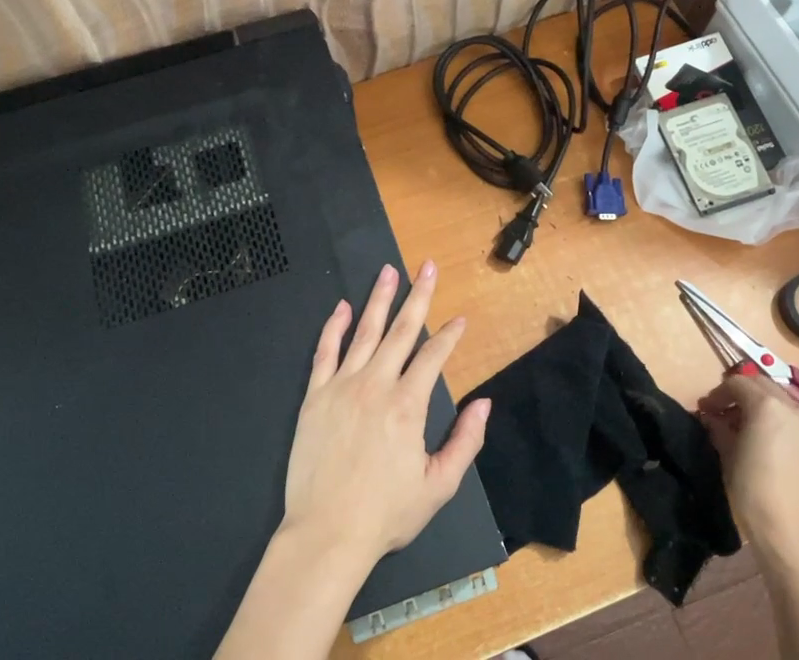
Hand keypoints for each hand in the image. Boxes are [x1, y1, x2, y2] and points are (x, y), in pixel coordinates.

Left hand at [279, 260, 491, 566]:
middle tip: (426, 266)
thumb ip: (465, 442)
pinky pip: (325, 352)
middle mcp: (376, 385)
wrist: (327, 531)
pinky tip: (342, 307)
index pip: (434, 356)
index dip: (450, 335)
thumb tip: (484, 403)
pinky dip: (334, 327)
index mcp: (408, 405)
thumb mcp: (438, 485)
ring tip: (389, 272)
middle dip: (418, 296)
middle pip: (401, 331)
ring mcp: (342, 387)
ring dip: (378, 300)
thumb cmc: (387, 514)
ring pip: (364, 332)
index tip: (460, 318)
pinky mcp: (315, 396)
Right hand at [697, 373, 798, 562]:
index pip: (737, 383)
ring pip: (779, 399)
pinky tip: (765, 440)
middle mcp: (793, 407)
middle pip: (761, 385)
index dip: (717, 394)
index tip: (705, 410)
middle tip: (721, 414)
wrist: (791, 531)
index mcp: (768, 405)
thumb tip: (713, 418)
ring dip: (759, 404)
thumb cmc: (752, 490)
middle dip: (739, 394)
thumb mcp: (727, 453)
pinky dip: (776, 418)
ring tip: (743, 426)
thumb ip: (719, 427)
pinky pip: (792, 417)